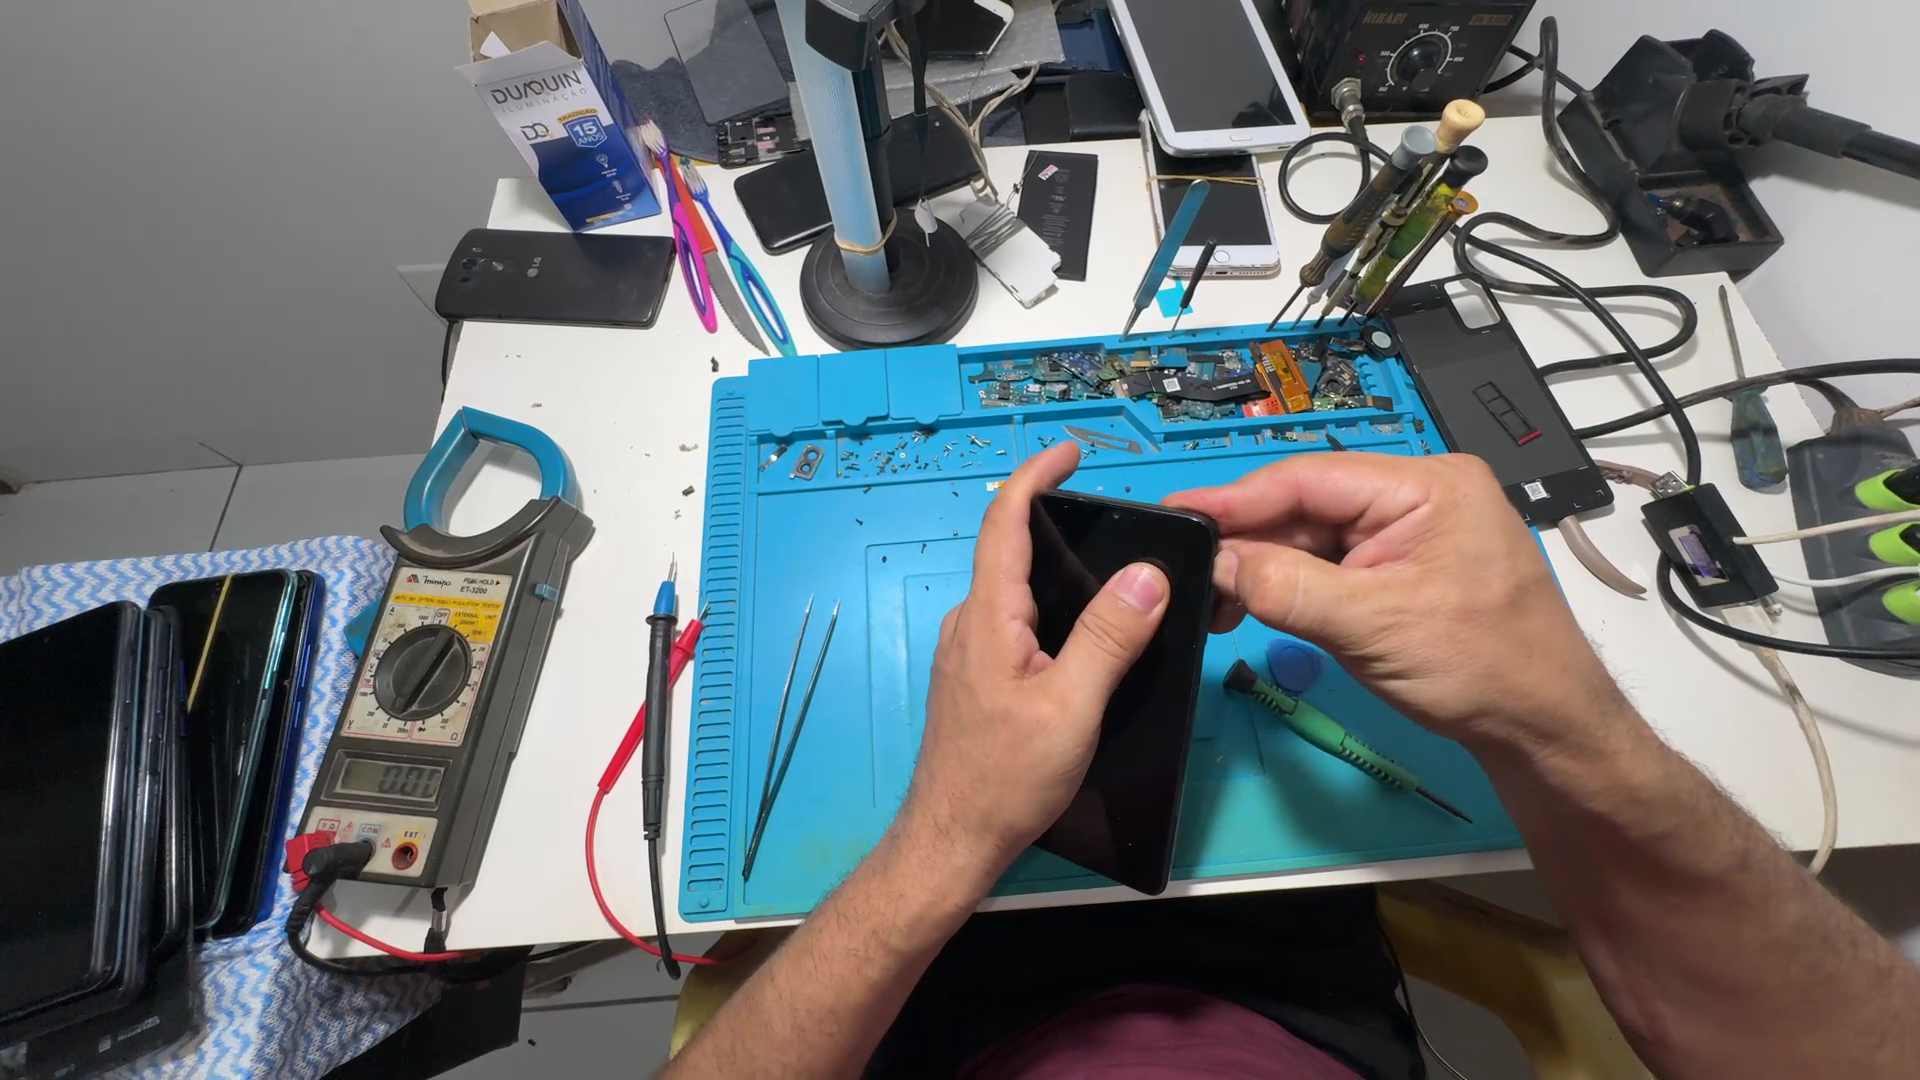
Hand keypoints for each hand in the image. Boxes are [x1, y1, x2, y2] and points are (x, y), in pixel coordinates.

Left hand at [900, 442, 1170, 879]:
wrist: (952, 839)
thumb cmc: (1006, 777)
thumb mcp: (1071, 707)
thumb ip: (1108, 637)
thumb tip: (1146, 573)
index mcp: (988, 616)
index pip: (1004, 522)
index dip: (1034, 478)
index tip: (1068, 452)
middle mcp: (969, 622)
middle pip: (1008, 551)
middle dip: (1051, 520)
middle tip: (1107, 519)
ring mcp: (966, 650)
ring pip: (1011, 589)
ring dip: (1050, 567)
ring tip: (1105, 573)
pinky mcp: (973, 676)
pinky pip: (1010, 621)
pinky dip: (1045, 605)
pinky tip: (1077, 632)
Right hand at [1166, 453, 1628, 753]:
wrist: (1543, 733)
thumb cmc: (1480, 670)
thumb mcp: (1375, 625)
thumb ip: (1287, 587)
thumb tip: (1214, 562)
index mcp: (1424, 487)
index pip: (1309, 480)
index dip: (1236, 498)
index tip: (1177, 510)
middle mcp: (1408, 497)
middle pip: (1301, 508)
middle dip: (1243, 541)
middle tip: (1185, 567)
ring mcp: (1397, 533)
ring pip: (1302, 539)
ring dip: (1254, 569)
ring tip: (1209, 599)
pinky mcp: (1384, 568)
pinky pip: (1317, 566)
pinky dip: (1278, 587)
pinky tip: (1243, 605)